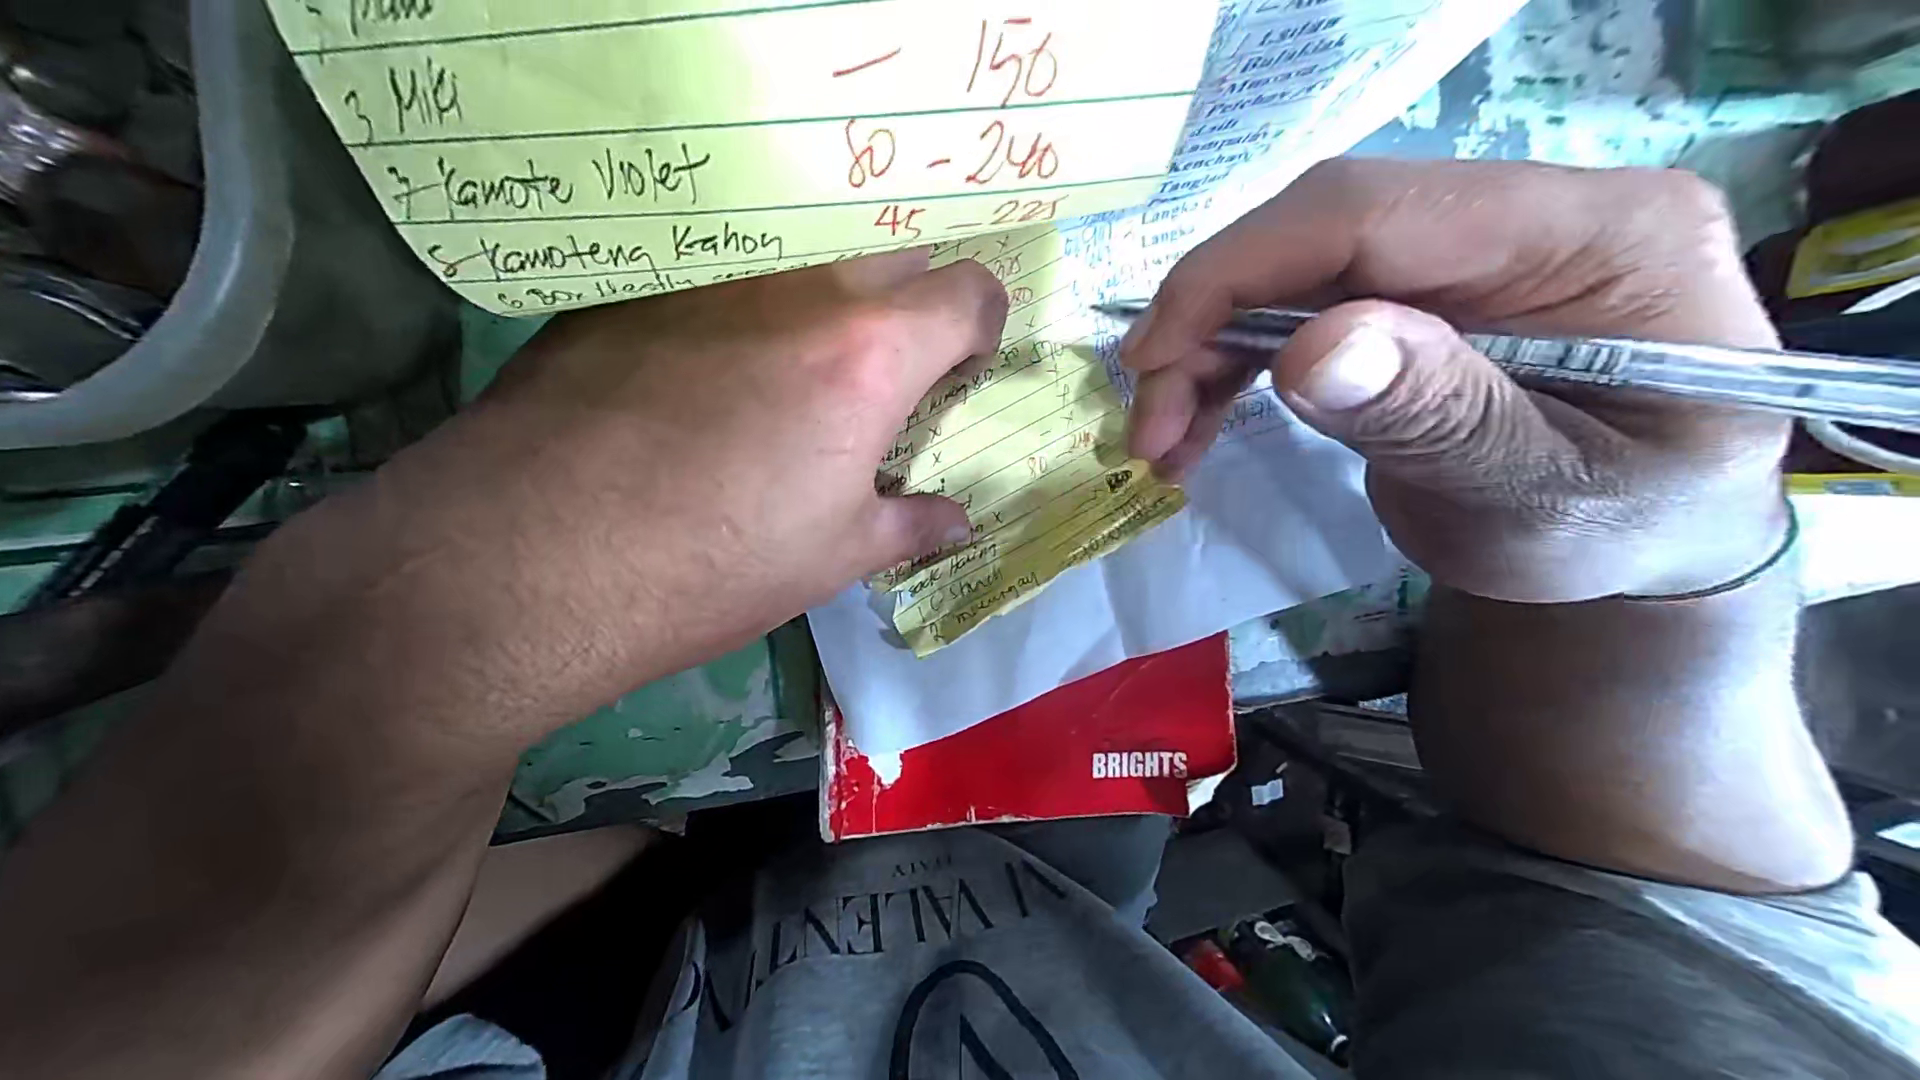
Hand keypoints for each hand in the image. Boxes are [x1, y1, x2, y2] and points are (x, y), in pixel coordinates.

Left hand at [229, 253, 1005, 739]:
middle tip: (890, 370)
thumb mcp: (835, 558)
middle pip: (894, 252)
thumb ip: (912, 524)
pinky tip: (708, 379)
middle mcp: (800, 290)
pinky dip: (746, 312)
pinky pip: (722, 277)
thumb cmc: (714, 567)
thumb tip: (961, 523)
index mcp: (867, 357)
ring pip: (806, 260)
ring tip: (800, 376)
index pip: (968, 290)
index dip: (983, 324)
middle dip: (913, 301)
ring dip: (829, 304)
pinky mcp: (633, 287)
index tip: (964, 364)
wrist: (526, 564)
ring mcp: (710, 277)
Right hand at [1121, 159, 1790, 602]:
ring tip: (1159, 444)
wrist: (1624, 547)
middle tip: (1148, 426)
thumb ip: (1438, 415)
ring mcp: (1449, 258)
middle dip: (1204, 328)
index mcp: (1589, 233)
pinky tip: (1191, 432)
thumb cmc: (1611, 531)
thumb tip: (1309, 351)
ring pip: (1280, 279)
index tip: (1151, 356)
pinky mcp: (1401, 302)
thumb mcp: (1539, 494)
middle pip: (1308, 237)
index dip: (1238, 273)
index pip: (1371, 210)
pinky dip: (1223, 376)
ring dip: (1201, 360)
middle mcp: (1512, 219)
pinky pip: (1284, 319)